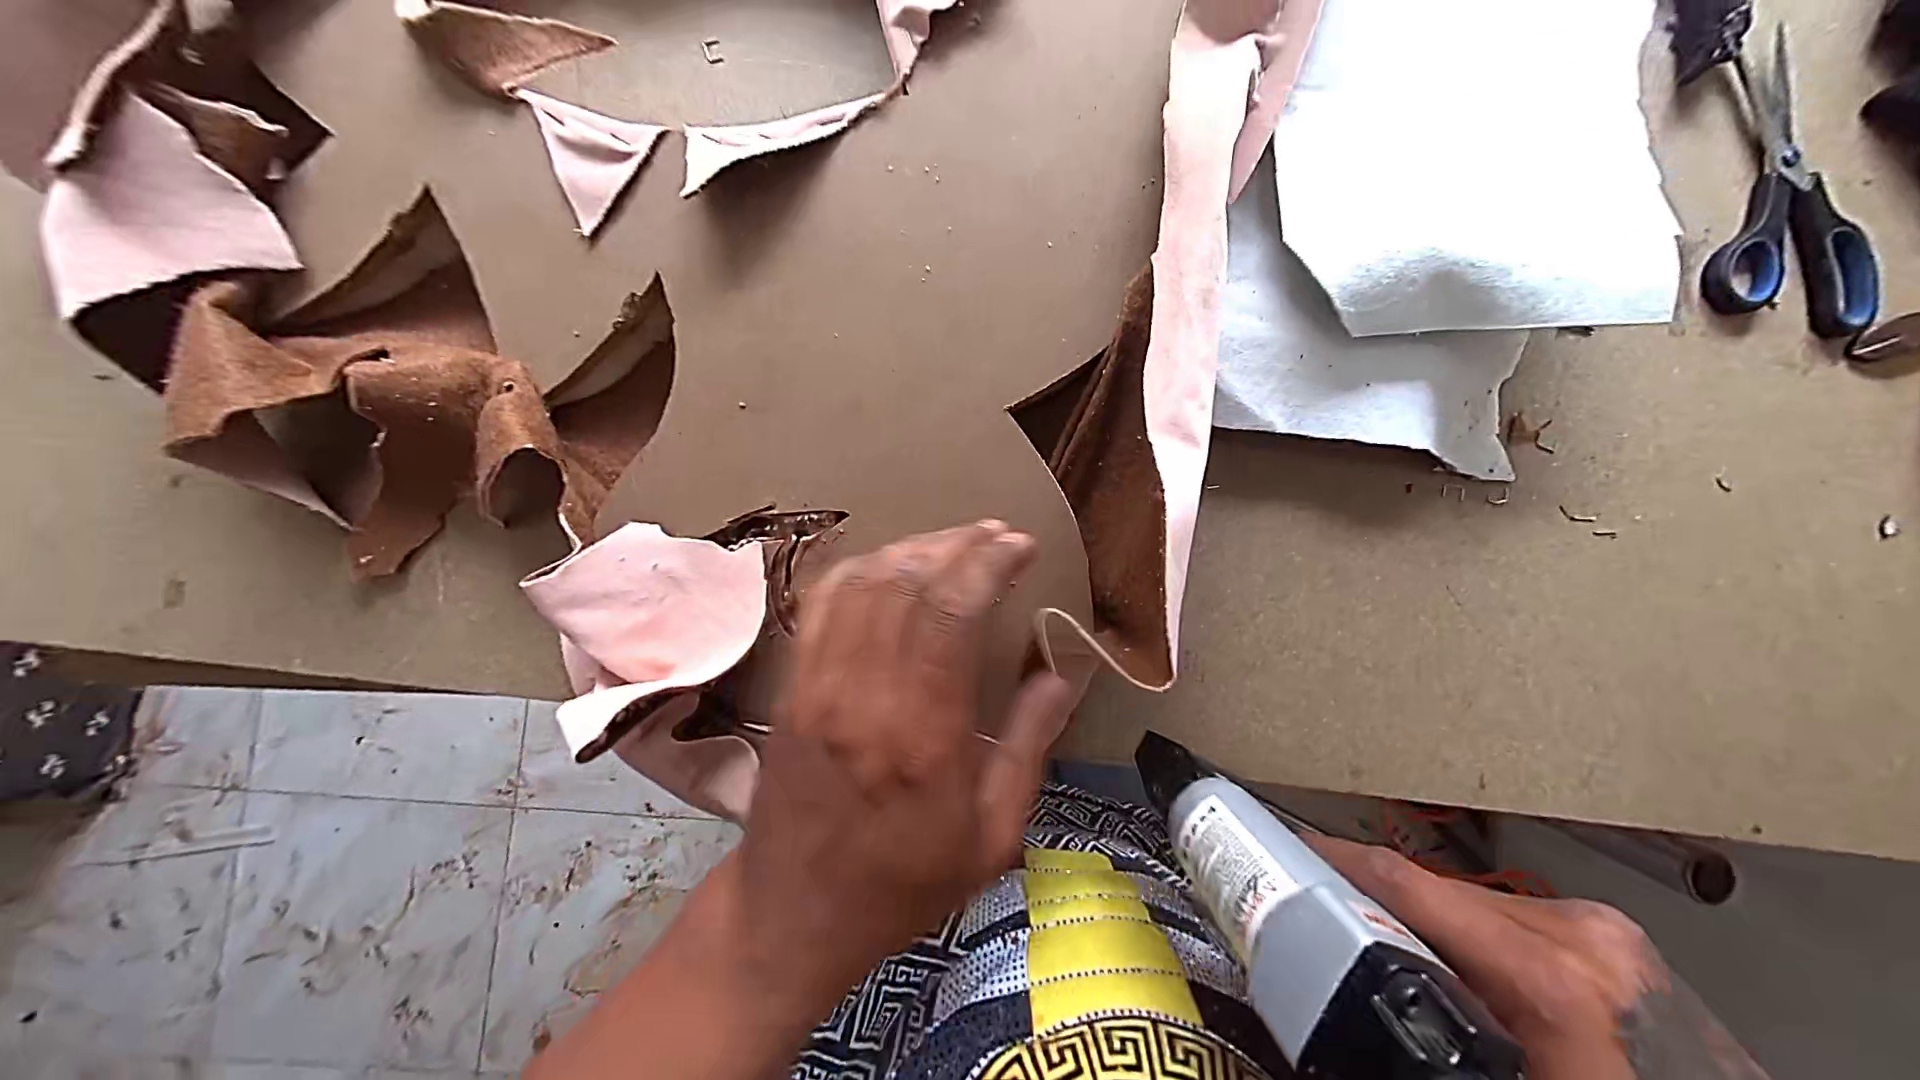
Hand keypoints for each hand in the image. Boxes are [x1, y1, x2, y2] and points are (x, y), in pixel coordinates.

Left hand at [526, 522, 1075, 1079]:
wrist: (793, 917)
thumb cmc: (903, 884)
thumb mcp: (991, 836)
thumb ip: (1029, 745)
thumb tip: (1061, 672)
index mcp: (924, 735)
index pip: (950, 611)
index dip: (987, 562)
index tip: (1020, 545)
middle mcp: (864, 696)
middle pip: (906, 581)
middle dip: (958, 542)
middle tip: (996, 535)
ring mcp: (817, 686)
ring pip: (862, 581)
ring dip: (913, 546)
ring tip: (955, 542)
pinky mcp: (791, 686)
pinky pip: (822, 603)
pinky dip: (861, 567)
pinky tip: (892, 561)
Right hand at [1305, 836, 1769, 1079]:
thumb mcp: (1498, 1078)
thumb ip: (1420, 1021)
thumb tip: (1336, 1006)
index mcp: (1552, 981)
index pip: (1406, 884)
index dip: (1336, 860)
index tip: (1291, 852)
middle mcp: (1580, 937)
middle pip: (1433, 888)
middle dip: (1376, 902)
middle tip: (1326, 915)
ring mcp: (1604, 932)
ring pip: (1468, 898)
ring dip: (1424, 919)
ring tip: (1391, 946)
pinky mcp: (1615, 937)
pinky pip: (1510, 914)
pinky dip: (1471, 931)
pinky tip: (1457, 962)